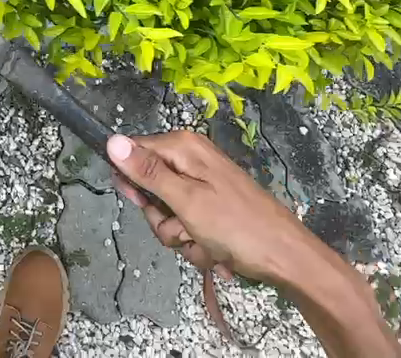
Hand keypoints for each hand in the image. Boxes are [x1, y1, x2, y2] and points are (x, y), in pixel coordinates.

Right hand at [108, 131, 400, 356]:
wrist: (290, 260)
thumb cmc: (237, 227)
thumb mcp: (186, 201)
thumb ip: (147, 172)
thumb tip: (110, 139)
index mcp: (183, 147)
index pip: (132, 152)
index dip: (131, 182)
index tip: (144, 204)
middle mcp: (191, 159)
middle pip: (148, 186)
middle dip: (162, 217)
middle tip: (184, 229)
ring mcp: (203, 184)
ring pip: (167, 211)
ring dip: (181, 235)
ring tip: (206, 244)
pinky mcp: (212, 206)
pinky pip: (187, 224)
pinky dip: (196, 242)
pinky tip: (216, 251)